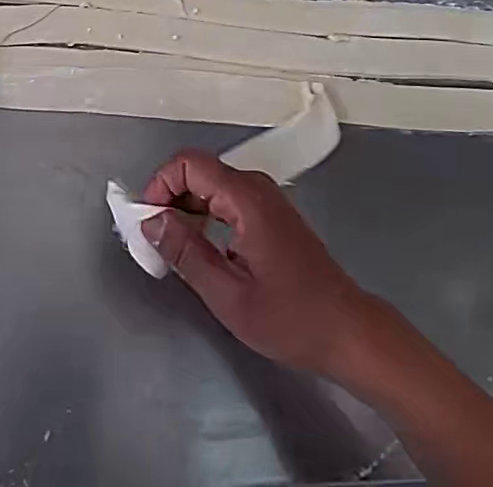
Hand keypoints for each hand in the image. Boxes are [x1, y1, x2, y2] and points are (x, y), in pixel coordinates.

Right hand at [142, 149, 377, 376]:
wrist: (345, 329)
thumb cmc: (290, 318)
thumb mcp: (227, 294)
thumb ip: (185, 252)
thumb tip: (151, 221)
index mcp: (247, 199)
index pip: (189, 164)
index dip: (160, 185)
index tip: (147, 221)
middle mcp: (257, 188)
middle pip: (199, 171)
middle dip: (169, 198)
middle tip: (154, 240)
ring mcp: (267, 199)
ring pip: (212, 186)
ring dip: (186, 209)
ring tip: (172, 250)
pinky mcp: (271, 213)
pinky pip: (227, 199)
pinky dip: (205, 216)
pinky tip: (200, 249)